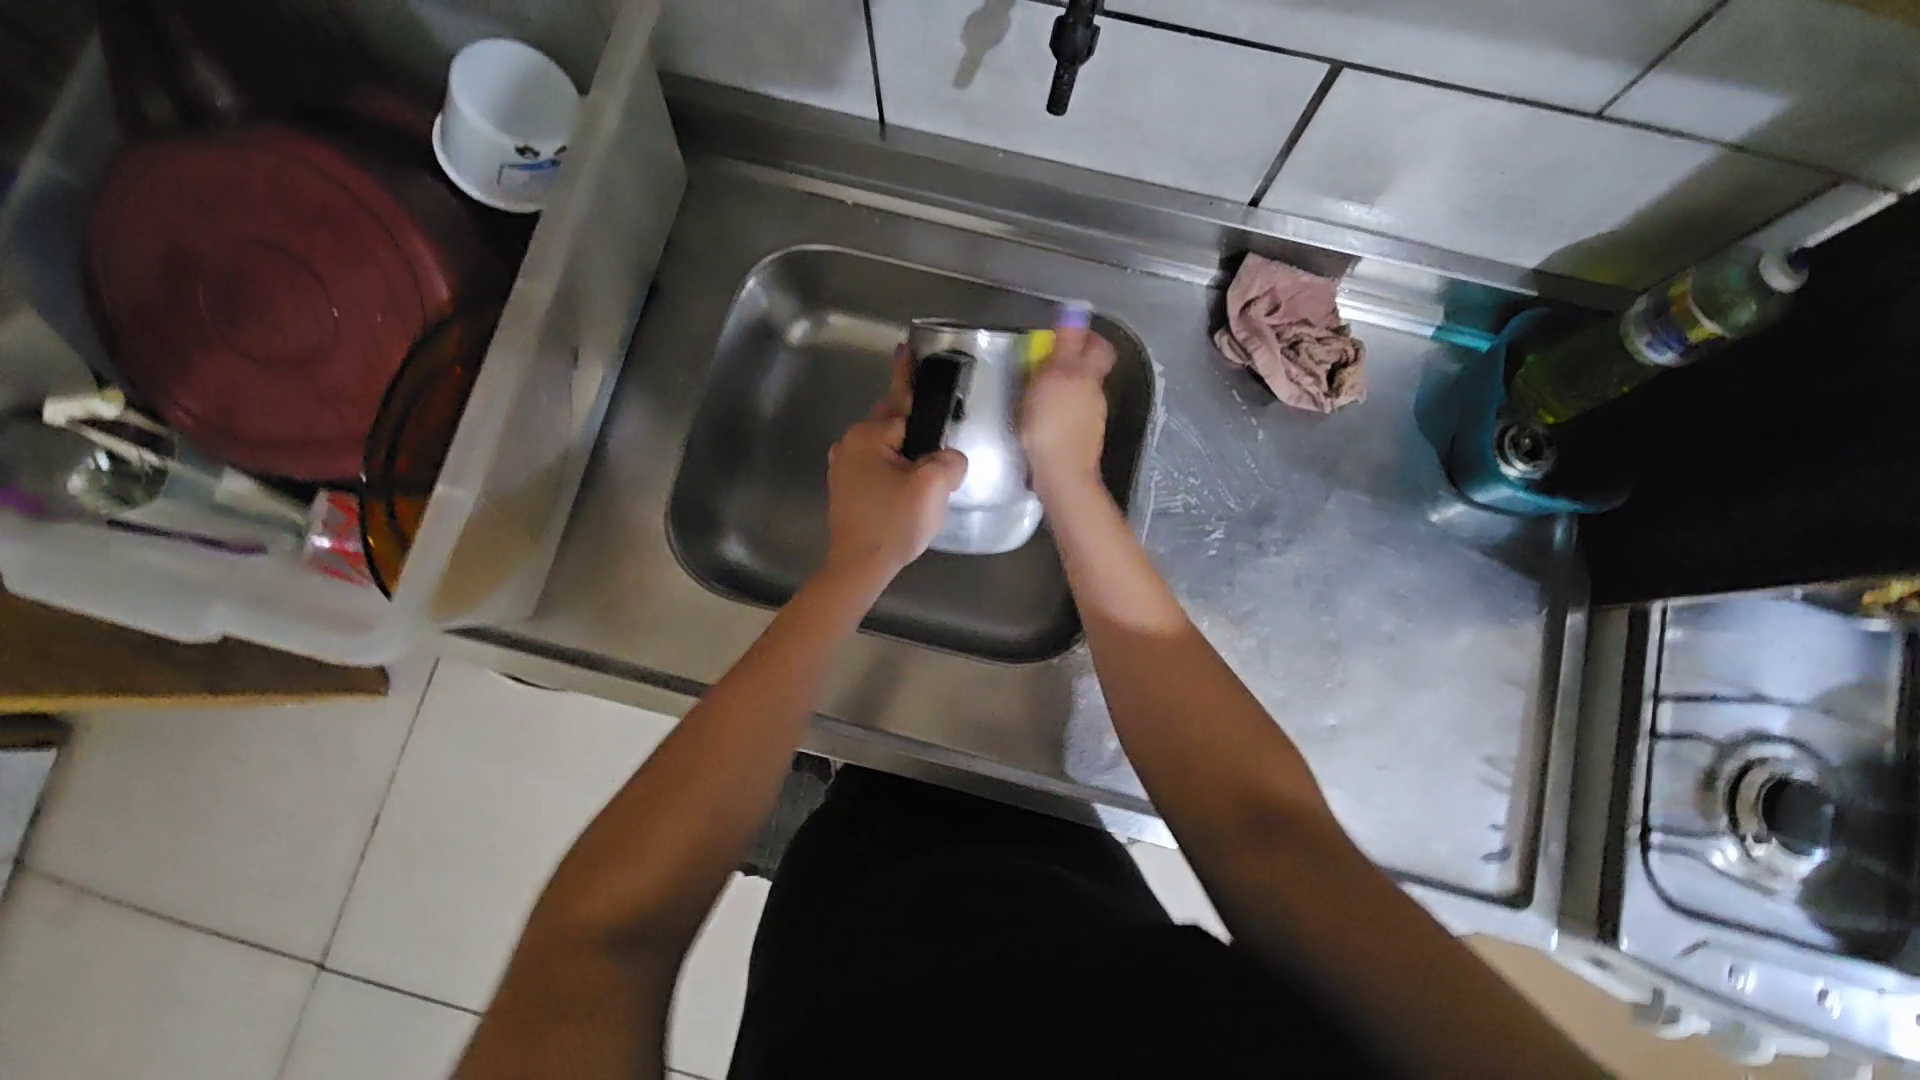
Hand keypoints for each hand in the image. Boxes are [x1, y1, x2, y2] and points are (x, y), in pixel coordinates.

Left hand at [825, 347, 968, 579]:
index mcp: (869, 436)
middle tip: (940, 420)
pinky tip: (911, 482)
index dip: (909, 375)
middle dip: (914, 421)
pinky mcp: (845, 489)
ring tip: (932, 458)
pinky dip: (895, 466)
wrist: (859, 566)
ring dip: (906, 448)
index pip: (901, 401)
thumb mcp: (933, 487)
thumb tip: (949, 458)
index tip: (906, 347)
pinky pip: (877, 465)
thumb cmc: (894, 523)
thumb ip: (949, 460)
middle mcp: (850, 444)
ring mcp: (843, 467)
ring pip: (884, 446)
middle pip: (891, 422)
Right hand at [1023, 326, 1114, 497]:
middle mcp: (1093, 393)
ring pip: (1082, 392)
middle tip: (1050, 360)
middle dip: (1075, 361)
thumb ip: (1063, 344)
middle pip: (1091, 368)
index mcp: (1086, 375)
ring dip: (1066, 387)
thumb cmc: (1050, 423)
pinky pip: (1073, 414)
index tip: (1067, 332)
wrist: (1061, 473)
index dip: (1086, 335)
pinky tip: (1044, 416)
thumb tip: (1075, 312)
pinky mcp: (1082, 438)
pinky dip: (1062, 410)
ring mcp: (1090, 417)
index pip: (1098, 345)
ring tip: (1041, 390)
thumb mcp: (1051, 375)